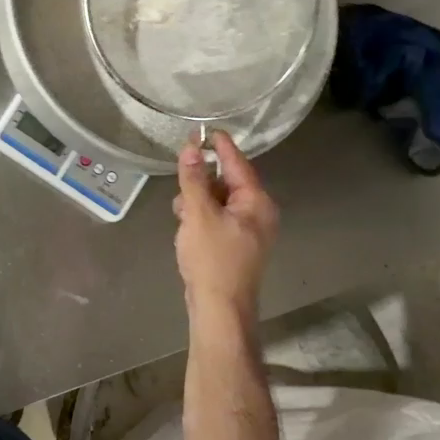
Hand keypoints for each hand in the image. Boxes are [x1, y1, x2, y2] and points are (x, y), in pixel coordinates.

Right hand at [173, 131, 277, 315]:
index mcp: (257, 203)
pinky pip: (219, 219)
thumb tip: (191, 149)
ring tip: (180, 212)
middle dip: (202, 181)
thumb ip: (194, 180)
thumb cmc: (212, 259)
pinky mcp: (237, 246)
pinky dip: (202, 217)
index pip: (238, 164)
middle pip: (229, 182)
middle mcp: (259, 214)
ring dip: (199, 201)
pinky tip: (186, 226)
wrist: (220, 308)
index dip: (220, 146)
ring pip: (221, 202)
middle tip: (181, 182)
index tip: (204, 130)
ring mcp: (249, 232)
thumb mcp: (198, 215)